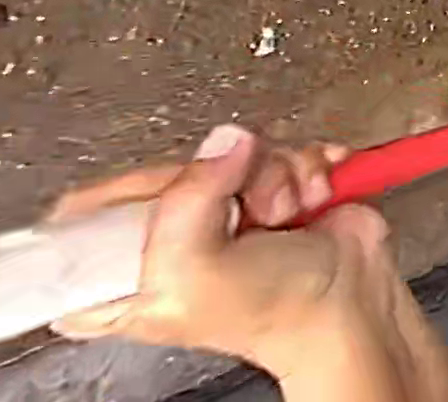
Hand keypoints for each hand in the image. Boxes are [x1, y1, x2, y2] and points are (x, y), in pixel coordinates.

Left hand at [47, 125, 409, 381]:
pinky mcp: (288, 182)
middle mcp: (175, 231)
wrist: (349, 293)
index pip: (97, 205)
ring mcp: (236, 204)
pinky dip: (316, 166)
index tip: (186, 203)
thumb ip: (187, 206)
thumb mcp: (198, 274)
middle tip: (254, 214)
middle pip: (190, 166)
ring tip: (294, 212)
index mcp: (119, 270)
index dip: (145, 192)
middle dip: (238, 179)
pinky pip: (297, 146)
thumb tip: (226, 142)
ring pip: (252, 152)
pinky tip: (320, 194)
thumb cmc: (266, 306)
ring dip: (286, 175)